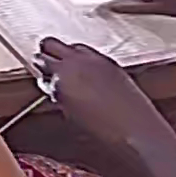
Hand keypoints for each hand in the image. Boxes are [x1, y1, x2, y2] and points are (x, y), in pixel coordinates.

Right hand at [37, 39, 175, 171]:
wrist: (138, 133)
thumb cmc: (99, 125)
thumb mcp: (64, 106)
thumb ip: (53, 87)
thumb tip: (49, 81)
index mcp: (61, 71)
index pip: (38, 58)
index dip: (37, 67)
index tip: (39, 74)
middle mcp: (79, 60)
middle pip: (52, 43)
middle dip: (48, 54)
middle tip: (49, 68)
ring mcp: (99, 61)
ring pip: (73, 47)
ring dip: (69, 56)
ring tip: (72, 74)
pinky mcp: (115, 66)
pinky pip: (93, 56)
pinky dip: (87, 62)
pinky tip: (90, 79)